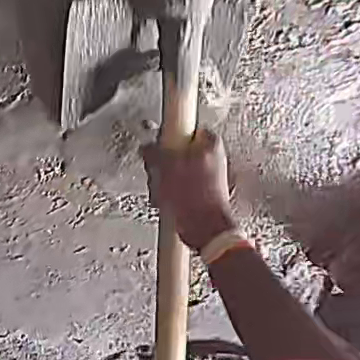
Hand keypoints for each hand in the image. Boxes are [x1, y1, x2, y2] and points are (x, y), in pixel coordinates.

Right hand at [141, 130, 237, 250]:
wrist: (206, 231)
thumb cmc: (196, 199)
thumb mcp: (166, 167)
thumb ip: (155, 152)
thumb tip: (147, 146)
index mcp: (210, 143)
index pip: (184, 128)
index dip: (167, 137)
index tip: (159, 145)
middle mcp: (212, 157)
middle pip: (176, 151)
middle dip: (162, 164)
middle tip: (158, 173)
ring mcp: (207, 176)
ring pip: (174, 170)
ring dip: (163, 181)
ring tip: (163, 191)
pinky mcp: (201, 193)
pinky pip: (178, 186)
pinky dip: (169, 192)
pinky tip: (166, 201)